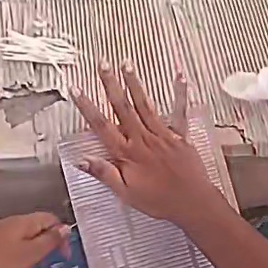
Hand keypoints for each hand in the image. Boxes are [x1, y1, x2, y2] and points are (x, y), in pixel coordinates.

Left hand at [0, 213, 71, 267]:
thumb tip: (65, 228)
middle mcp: (7, 223)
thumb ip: (50, 240)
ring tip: (35, 267)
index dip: (62, 234)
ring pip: (23, 237)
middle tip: (52, 262)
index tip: (65, 255)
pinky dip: (20, 255)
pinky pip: (11, 246)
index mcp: (21, 221)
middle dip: (49, 242)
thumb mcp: (32, 253)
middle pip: (36, 226)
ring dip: (35, 249)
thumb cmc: (1, 266)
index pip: (50, 218)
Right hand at [74, 65, 229, 227]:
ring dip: (135, 83)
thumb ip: (105, 174)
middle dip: (111, 85)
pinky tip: (179, 76)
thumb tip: (82, 160)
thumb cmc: (159, 201)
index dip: (87, 107)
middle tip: (102, 64)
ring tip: (126, 64)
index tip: (76, 90)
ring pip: (145, 105)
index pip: (102, 126)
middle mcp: (142, 140)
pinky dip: (179, 94)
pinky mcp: (179, 137)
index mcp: (127, 154)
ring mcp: (162, 135)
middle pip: (123, 108)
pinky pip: (179, 112)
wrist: (192, 203)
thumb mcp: (126, 193)